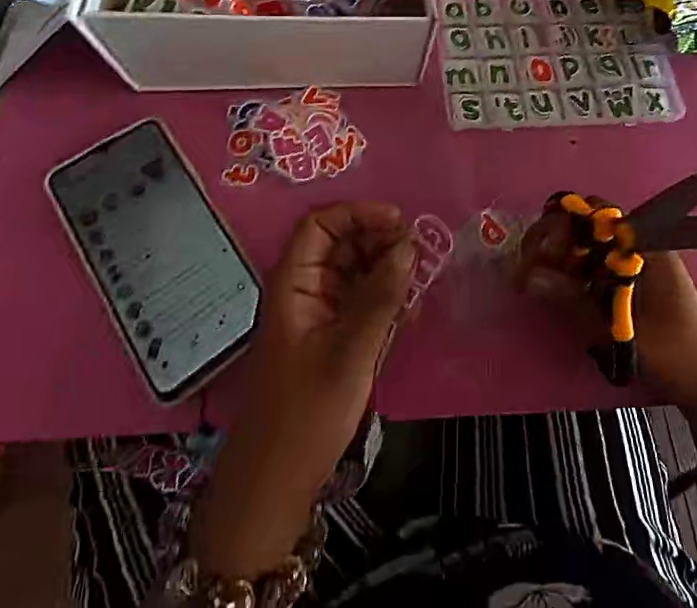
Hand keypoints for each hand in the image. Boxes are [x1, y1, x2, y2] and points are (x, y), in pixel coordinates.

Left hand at [192, 202, 413, 577]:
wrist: (276, 482)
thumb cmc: (305, 414)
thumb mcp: (349, 352)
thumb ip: (381, 297)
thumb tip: (409, 248)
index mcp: (293, 284)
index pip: (320, 224)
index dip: (358, 214)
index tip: (399, 222)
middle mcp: (305, 290)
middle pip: (343, 244)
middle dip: (381, 243)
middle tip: (419, 256)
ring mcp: (320, 314)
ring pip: (358, 272)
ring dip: (389, 273)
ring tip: (419, 286)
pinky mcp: (334, 337)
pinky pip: (364, 303)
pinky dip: (387, 302)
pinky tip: (410, 314)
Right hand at [513, 210, 696, 406]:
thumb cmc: (677, 355)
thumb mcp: (624, 331)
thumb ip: (577, 303)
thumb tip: (531, 276)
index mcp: (647, 246)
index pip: (598, 212)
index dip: (564, 225)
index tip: (544, 255)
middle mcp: (638, 247)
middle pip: (586, 225)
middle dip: (552, 240)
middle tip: (528, 271)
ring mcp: (632, 264)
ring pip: (584, 244)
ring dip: (556, 257)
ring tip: (531, 281)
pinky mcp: (626, 283)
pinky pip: (591, 264)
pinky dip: (568, 272)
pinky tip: (551, 289)